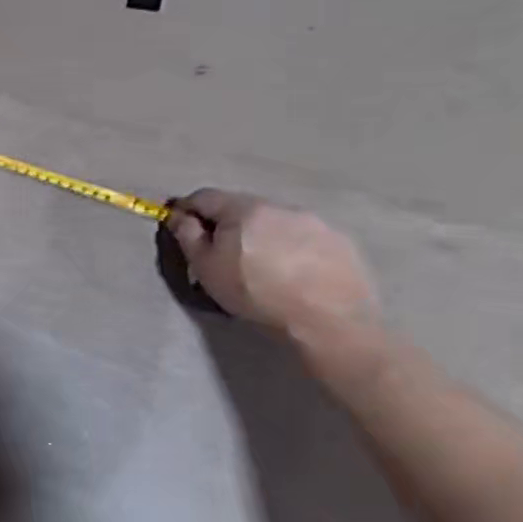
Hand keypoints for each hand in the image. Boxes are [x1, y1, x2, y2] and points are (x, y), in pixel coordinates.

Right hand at [165, 189, 379, 337]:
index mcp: (244, 208)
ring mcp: (317, 223)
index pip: (204, 196)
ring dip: (261, 232)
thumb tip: (179, 215)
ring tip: (262, 260)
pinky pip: (304, 235)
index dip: (188, 210)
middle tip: (224, 249)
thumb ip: (187, 234)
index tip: (184, 228)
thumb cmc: (255, 292)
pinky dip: (291, 244)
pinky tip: (293, 269)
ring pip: (274, 219)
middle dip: (227, 221)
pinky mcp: (343, 243)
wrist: (330, 325)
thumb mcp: (205, 266)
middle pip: (241, 205)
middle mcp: (281, 206)